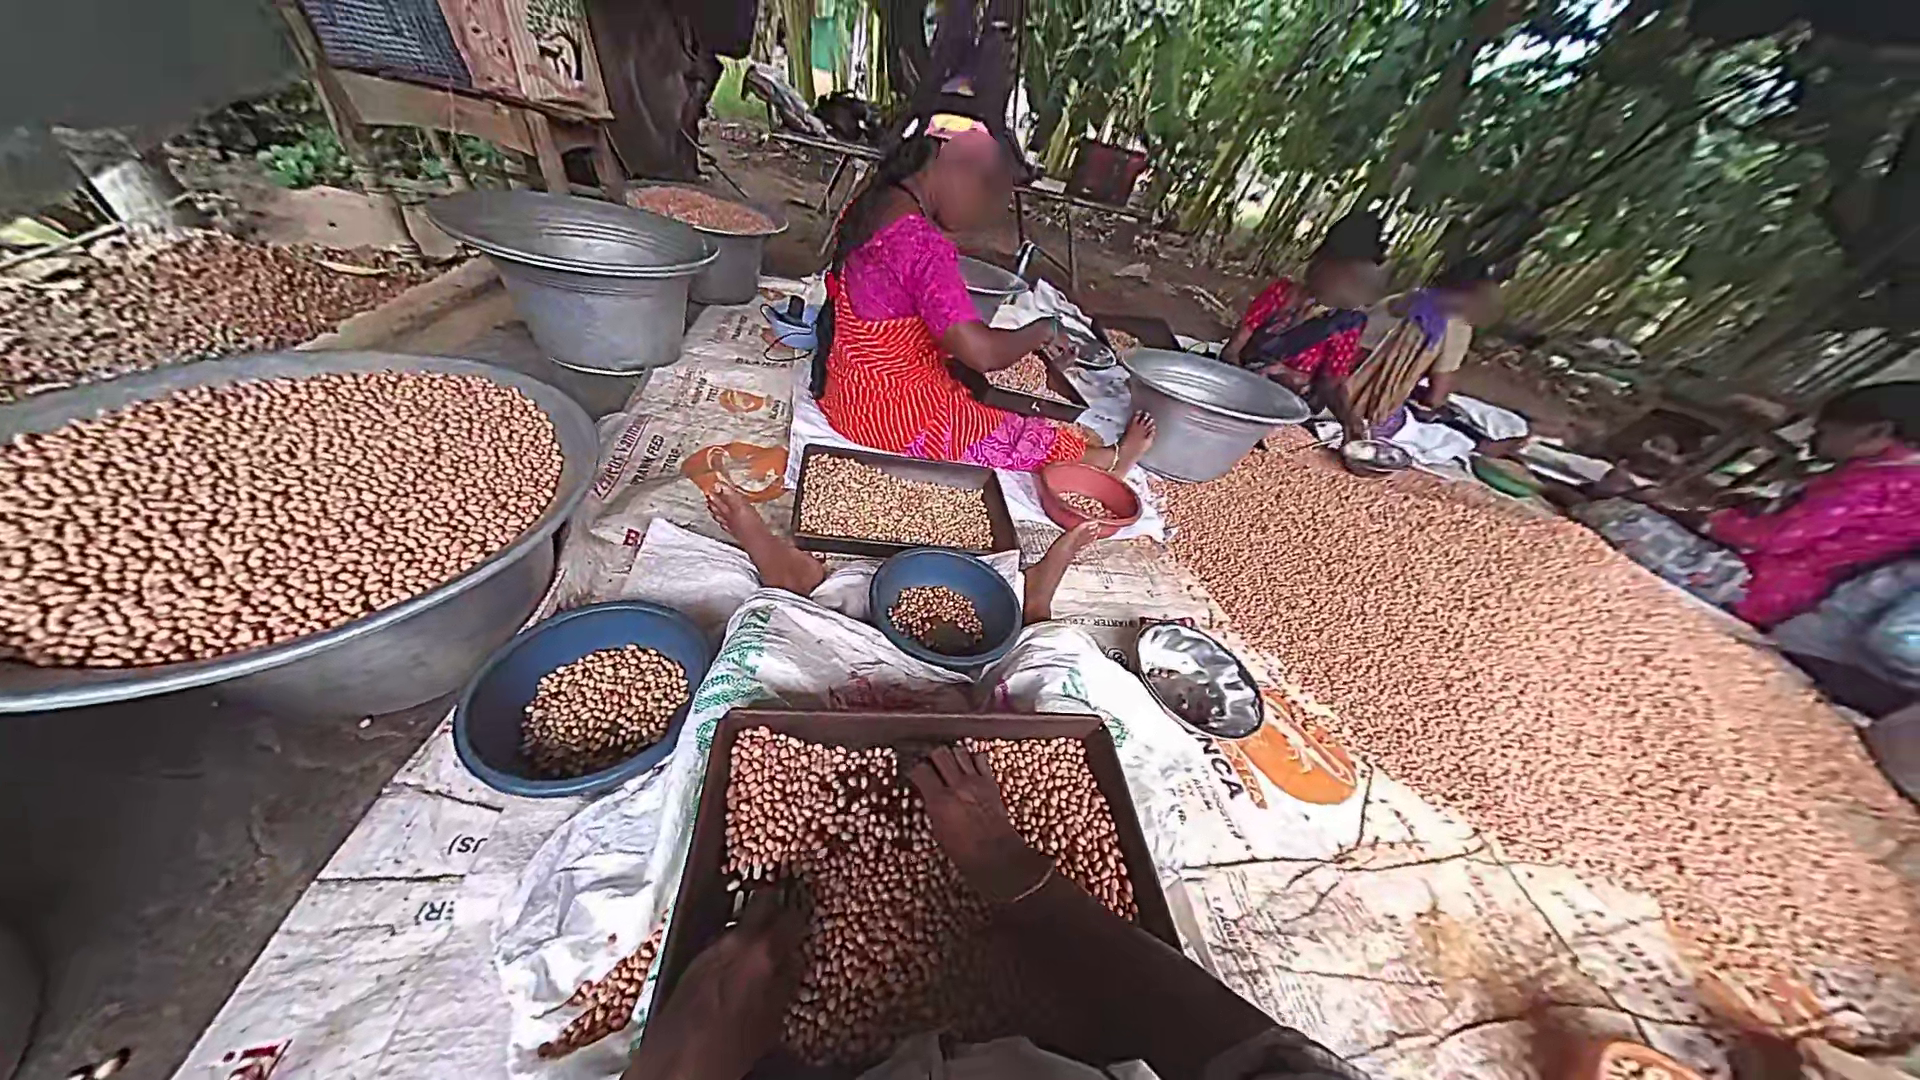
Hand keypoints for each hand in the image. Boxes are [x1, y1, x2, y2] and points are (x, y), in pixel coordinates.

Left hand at [625, 885, 808, 1079]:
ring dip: (753, 927)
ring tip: (760, 948)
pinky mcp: (695, 958)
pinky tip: (735, 966)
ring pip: (742, 921)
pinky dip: (734, 945)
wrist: (673, 1067)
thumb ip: (786, 982)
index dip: (801, 919)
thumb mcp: (771, 1021)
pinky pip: (723, 939)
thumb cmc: (729, 1049)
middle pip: (764, 901)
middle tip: (784, 918)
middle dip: (777, 904)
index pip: (793, 917)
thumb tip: (794, 961)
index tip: (804, 925)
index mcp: (764, 952)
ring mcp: (714, 946)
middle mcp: (739, 940)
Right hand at [907, 746, 1051, 902]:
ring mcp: (975, 782)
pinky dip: (972, 758)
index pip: (921, 770)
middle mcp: (957, 786)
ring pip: (959, 751)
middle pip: (940, 753)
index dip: (915, 768)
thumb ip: (934, 809)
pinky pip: (980, 758)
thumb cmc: (969, 855)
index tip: (913, 771)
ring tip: (949, 763)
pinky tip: (969, 766)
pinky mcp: (990, 782)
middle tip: (930, 764)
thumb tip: (930, 797)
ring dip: (952, 755)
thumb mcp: (940, 834)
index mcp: (941, 802)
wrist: (999, 858)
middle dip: (932, 757)